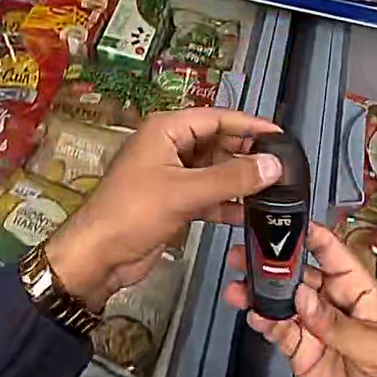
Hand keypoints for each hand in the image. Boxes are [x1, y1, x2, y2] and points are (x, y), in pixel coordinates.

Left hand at [46, 107, 280, 309]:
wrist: (96, 258)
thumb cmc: (131, 213)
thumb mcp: (185, 192)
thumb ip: (232, 178)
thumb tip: (272, 165)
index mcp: (167, 130)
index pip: (216, 118)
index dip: (249, 124)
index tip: (278, 134)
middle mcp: (170, 146)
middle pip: (217, 143)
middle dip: (247, 155)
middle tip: (280, 166)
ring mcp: (172, 174)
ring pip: (215, 170)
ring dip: (239, 180)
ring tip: (272, 190)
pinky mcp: (174, 200)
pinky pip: (208, 194)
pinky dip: (226, 202)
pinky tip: (249, 213)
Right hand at [225, 223, 376, 376]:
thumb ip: (337, 325)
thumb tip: (303, 296)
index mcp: (359, 291)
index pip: (333, 252)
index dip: (311, 234)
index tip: (285, 221)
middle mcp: (335, 304)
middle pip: (301, 273)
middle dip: (275, 261)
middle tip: (247, 252)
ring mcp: (317, 328)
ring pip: (284, 300)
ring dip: (261, 290)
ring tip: (238, 283)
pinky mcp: (304, 354)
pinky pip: (280, 330)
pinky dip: (263, 320)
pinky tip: (251, 313)